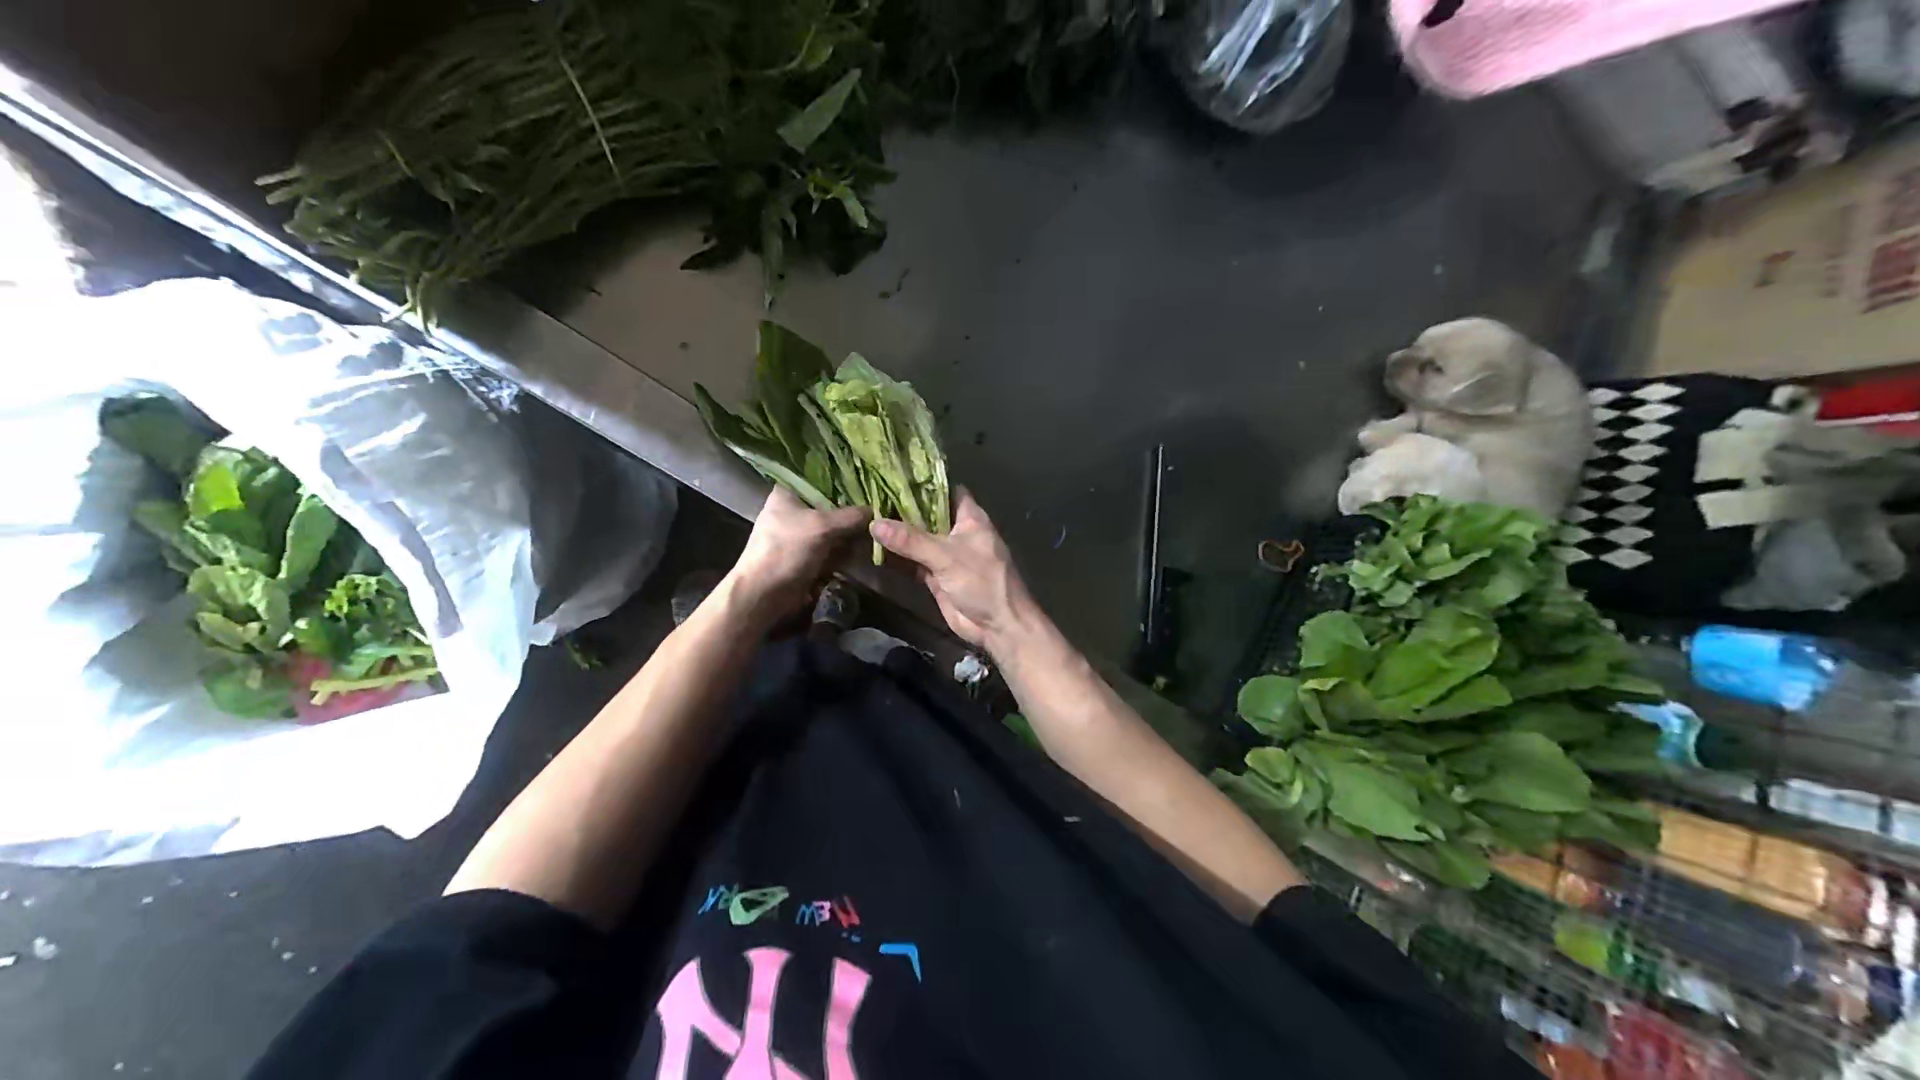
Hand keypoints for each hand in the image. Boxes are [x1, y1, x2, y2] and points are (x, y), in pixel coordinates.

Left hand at [727, 487, 870, 620]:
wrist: (764, 594)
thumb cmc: (787, 549)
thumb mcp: (823, 525)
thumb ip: (851, 515)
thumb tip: (876, 510)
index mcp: (788, 493)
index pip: (821, 479)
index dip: (844, 481)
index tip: (869, 485)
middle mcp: (794, 510)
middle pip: (831, 506)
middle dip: (853, 513)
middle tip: (878, 513)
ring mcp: (800, 535)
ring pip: (834, 529)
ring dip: (852, 535)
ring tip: (876, 534)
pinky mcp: (807, 556)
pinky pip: (832, 548)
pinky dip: (845, 551)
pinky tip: (865, 550)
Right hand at [870, 490, 1037, 651]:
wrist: (997, 626)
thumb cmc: (982, 581)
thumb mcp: (946, 556)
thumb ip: (911, 540)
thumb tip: (875, 523)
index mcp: (969, 518)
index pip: (945, 489)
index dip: (922, 481)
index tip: (892, 473)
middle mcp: (956, 532)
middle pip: (926, 514)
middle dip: (901, 506)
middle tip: (867, 493)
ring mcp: (944, 554)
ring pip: (916, 538)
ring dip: (895, 532)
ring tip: (862, 514)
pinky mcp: (935, 575)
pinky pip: (912, 561)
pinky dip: (895, 556)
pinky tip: (870, 546)